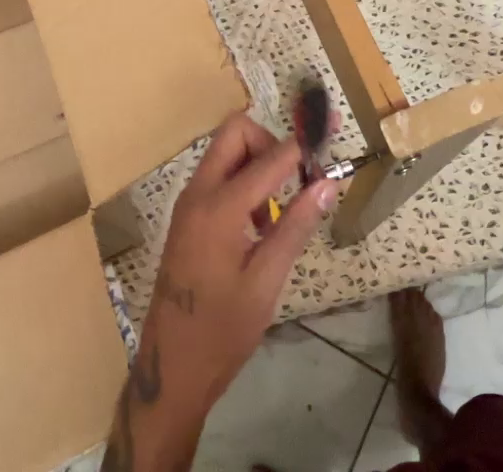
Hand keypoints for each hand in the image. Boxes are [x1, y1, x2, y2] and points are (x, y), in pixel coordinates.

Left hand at [140, 114, 337, 420]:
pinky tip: (260, 225)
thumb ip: (296, 225)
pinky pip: (217, 177)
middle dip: (271, 141)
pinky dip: (242, 181)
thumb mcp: (267, 280)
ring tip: (280, 210)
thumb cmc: (223, 330)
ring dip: (257, 163)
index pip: (269, 158)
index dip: (303, 146)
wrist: (171, 368)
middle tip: (298, 175)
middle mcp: (197, 194)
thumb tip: (328, 182)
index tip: (331, 140)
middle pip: (235, 133)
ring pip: (225, 153)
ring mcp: (187, 204)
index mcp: (218, 208)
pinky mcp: (186, 218)